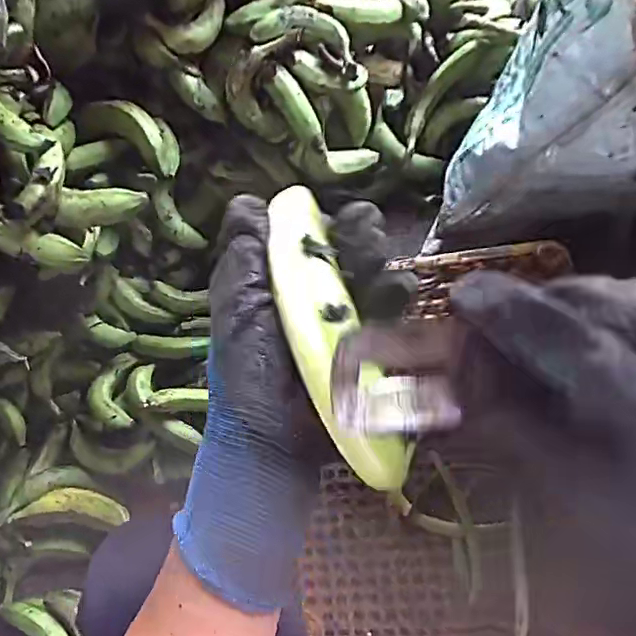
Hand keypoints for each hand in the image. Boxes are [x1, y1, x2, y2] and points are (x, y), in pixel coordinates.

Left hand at [173, 196, 408, 612]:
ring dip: (383, 268)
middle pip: (360, 248)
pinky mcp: (380, 352)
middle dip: (364, 237)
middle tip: (360, 240)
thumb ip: (245, 254)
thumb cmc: (247, 369)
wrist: (273, 435)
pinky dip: (397, 304)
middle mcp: (327, 294)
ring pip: (384, 277)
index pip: (319, 234)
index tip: (329, 224)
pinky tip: (392, 301)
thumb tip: (248, 201)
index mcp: (290, 279)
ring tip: (376, 278)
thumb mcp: (237, 305)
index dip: (330, 222)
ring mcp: (356, 323)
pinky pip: (399, 319)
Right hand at [450, 272, 635, 635]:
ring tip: (531, 331)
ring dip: (563, 302)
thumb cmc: (615, 513)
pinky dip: (615, 297)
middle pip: (600, 308)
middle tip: (478, 326)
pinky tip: (598, 326)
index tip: (462, 296)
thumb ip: (505, 415)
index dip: (520, 318)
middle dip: (526, 308)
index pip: (586, 350)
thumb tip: (459, 356)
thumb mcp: (551, 477)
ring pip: (622, 289)